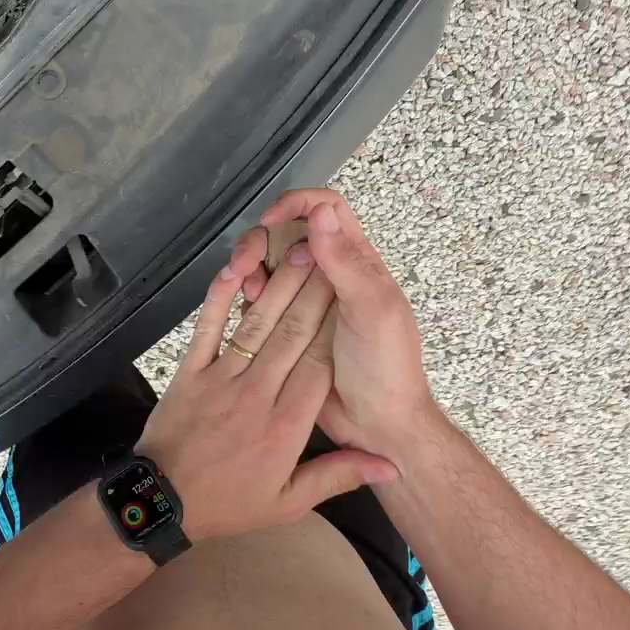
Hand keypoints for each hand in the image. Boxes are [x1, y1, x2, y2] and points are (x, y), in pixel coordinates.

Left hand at [134, 244, 397, 540]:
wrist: (163, 501)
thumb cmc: (229, 502)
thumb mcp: (288, 502)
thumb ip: (339, 476)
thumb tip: (393, 463)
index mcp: (286, 425)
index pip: (321, 366)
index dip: (338, 326)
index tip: (354, 291)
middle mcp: (257, 394)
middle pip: (294, 334)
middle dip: (315, 291)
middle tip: (333, 251)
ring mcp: (220, 378)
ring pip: (257, 325)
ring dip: (279, 286)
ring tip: (300, 251)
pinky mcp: (190, 371)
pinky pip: (207, 328)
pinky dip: (219, 298)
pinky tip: (236, 269)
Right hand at [227, 189, 435, 458]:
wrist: (376, 424)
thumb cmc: (385, 367)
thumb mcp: (373, 310)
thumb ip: (347, 262)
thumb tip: (320, 213)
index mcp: (358, 261)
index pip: (327, 208)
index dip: (297, 204)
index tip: (271, 220)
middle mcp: (330, 273)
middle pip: (288, 233)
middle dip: (260, 239)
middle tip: (243, 263)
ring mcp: (306, 300)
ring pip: (270, 264)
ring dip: (250, 267)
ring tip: (243, 286)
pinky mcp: (287, 326)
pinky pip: (261, 298)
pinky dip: (247, 295)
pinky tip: (245, 306)